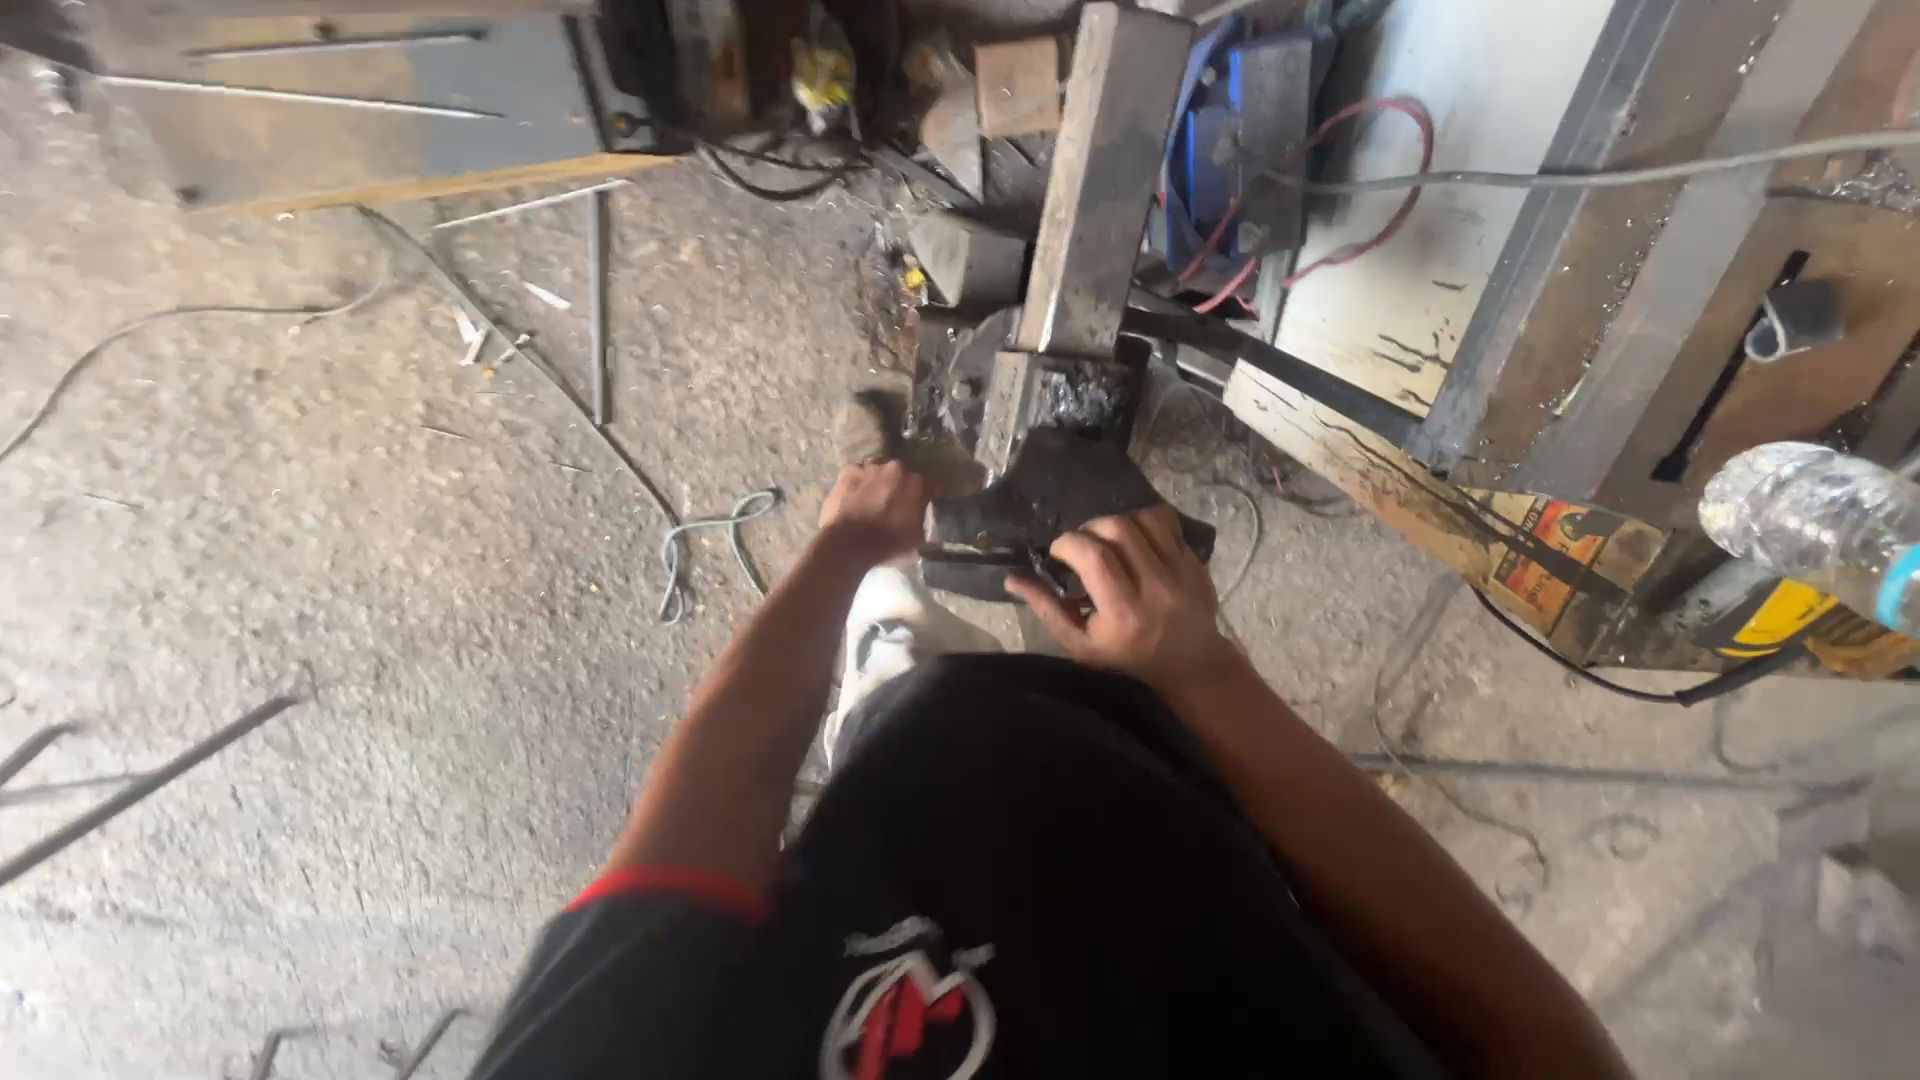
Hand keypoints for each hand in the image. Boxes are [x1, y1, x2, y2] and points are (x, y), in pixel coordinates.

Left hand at [818, 460, 929, 566]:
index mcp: (917, 483)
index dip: (923, 494)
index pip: (927, 483)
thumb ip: (921, 518)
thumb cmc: (888, 543)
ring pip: (878, 472)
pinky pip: (857, 474)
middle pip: (901, 473)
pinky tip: (854, 497)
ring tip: (872, 499)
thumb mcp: (916, 537)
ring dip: (878, 482)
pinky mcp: (848, 471)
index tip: (920, 504)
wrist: (849, 543)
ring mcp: (870, 467)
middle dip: (899, 485)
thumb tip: (920, 516)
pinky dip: (858, 483)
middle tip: (894, 502)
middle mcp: (896, 468)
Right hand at [1004, 505, 1238, 695]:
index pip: (1094, 556)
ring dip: (1117, 522)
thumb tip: (1012, 578)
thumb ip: (1047, 609)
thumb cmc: (1126, 655)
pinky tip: (1134, 537)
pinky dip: (1143, 521)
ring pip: (1142, 518)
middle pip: (1117, 529)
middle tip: (1083, 546)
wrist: (1189, 661)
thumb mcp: (1081, 643)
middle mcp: (1155, 588)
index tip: (1060, 553)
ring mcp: (1180, 571)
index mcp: (1124, 613)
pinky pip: (1165, 522)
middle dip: (1090, 529)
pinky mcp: (1194, 560)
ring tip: (1108, 540)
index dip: (1068, 543)